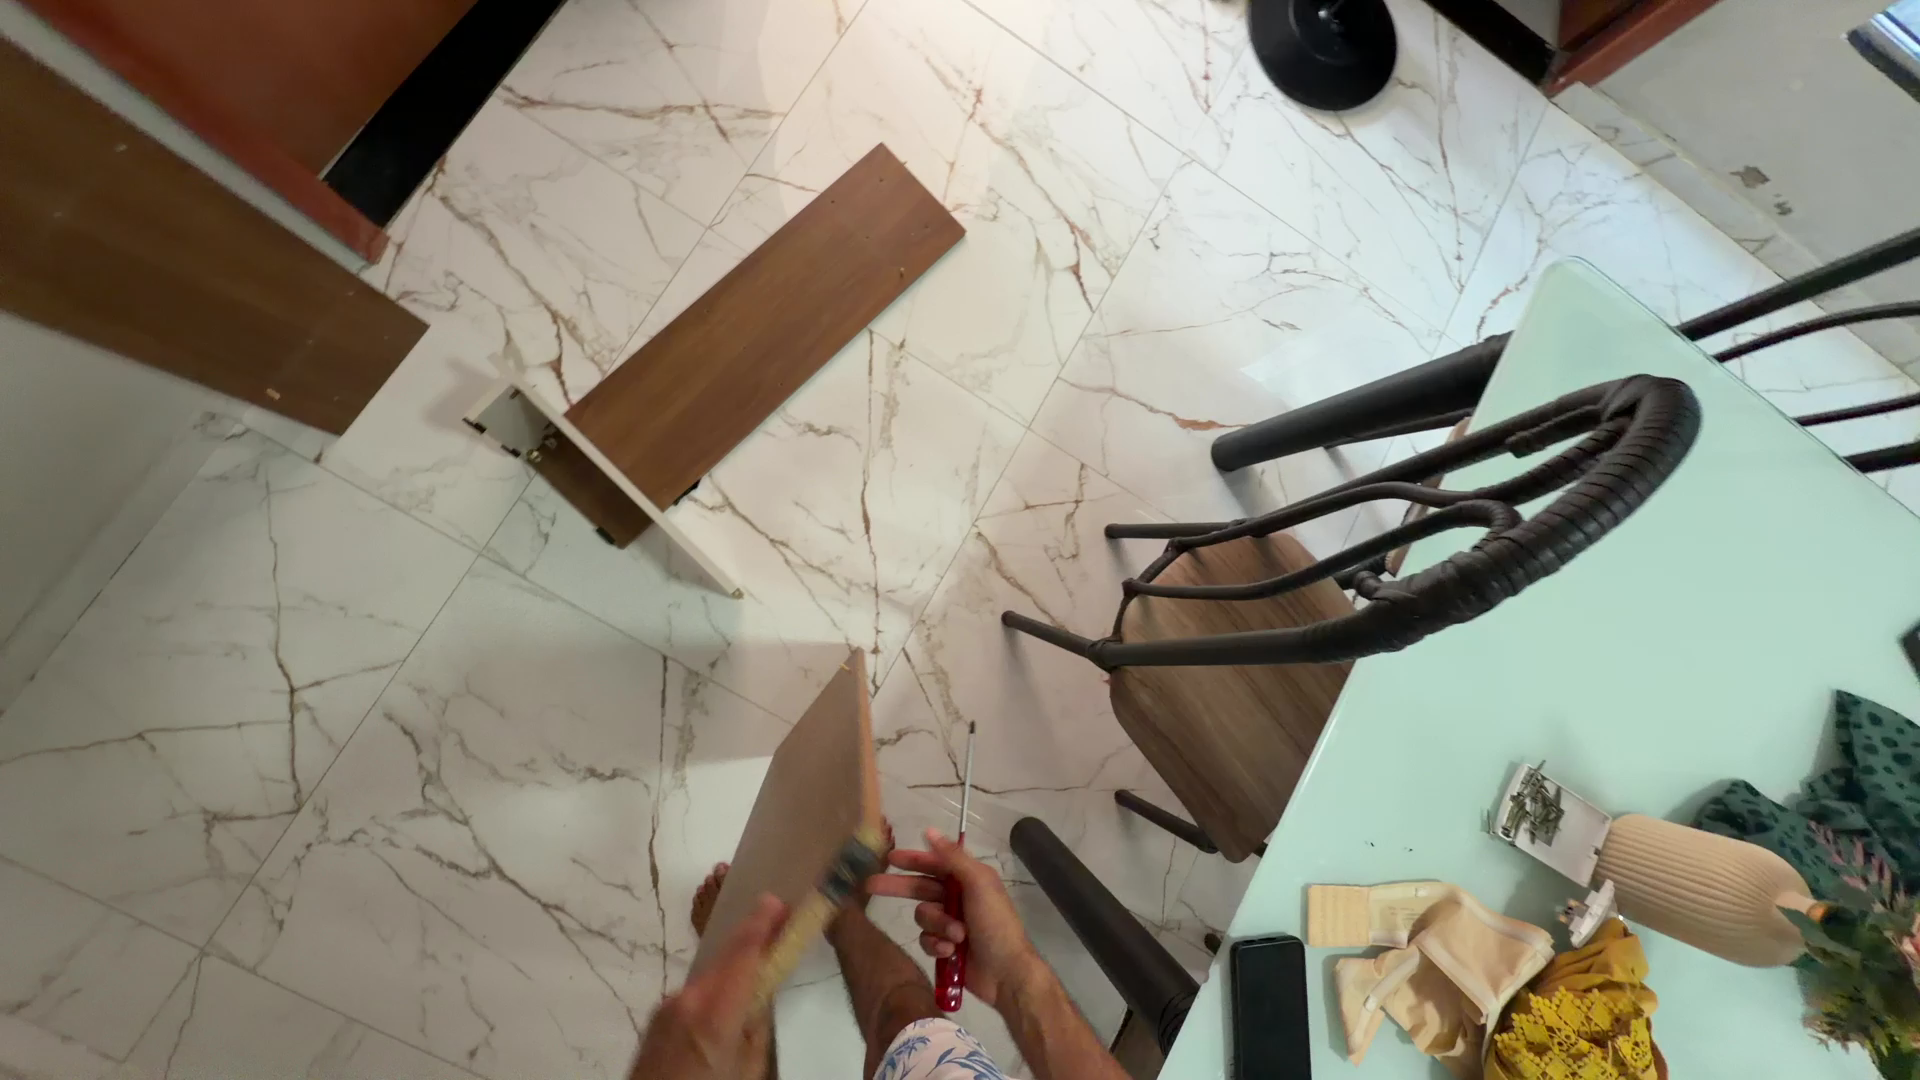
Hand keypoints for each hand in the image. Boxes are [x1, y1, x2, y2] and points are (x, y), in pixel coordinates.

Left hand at [628, 894, 785, 1079]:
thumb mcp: (747, 1071)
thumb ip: (755, 1029)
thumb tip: (760, 999)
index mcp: (715, 1013)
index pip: (743, 952)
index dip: (762, 922)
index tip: (779, 901)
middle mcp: (688, 998)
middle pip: (727, 956)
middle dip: (753, 936)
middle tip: (779, 922)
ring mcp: (667, 1007)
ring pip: (711, 974)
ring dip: (734, 966)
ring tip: (757, 968)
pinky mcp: (656, 1020)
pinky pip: (695, 992)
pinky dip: (715, 987)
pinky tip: (725, 1002)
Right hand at [867, 827, 1045, 1007]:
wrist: (1006, 972)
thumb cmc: (995, 923)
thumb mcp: (978, 883)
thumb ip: (953, 858)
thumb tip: (930, 831)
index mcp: (967, 878)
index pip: (933, 863)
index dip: (912, 860)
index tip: (889, 858)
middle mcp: (957, 897)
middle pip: (920, 888)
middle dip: (899, 887)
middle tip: (871, 885)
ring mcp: (950, 923)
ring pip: (923, 916)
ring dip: (937, 925)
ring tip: (956, 935)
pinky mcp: (945, 947)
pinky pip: (927, 940)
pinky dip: (937, 945)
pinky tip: (950, 951)